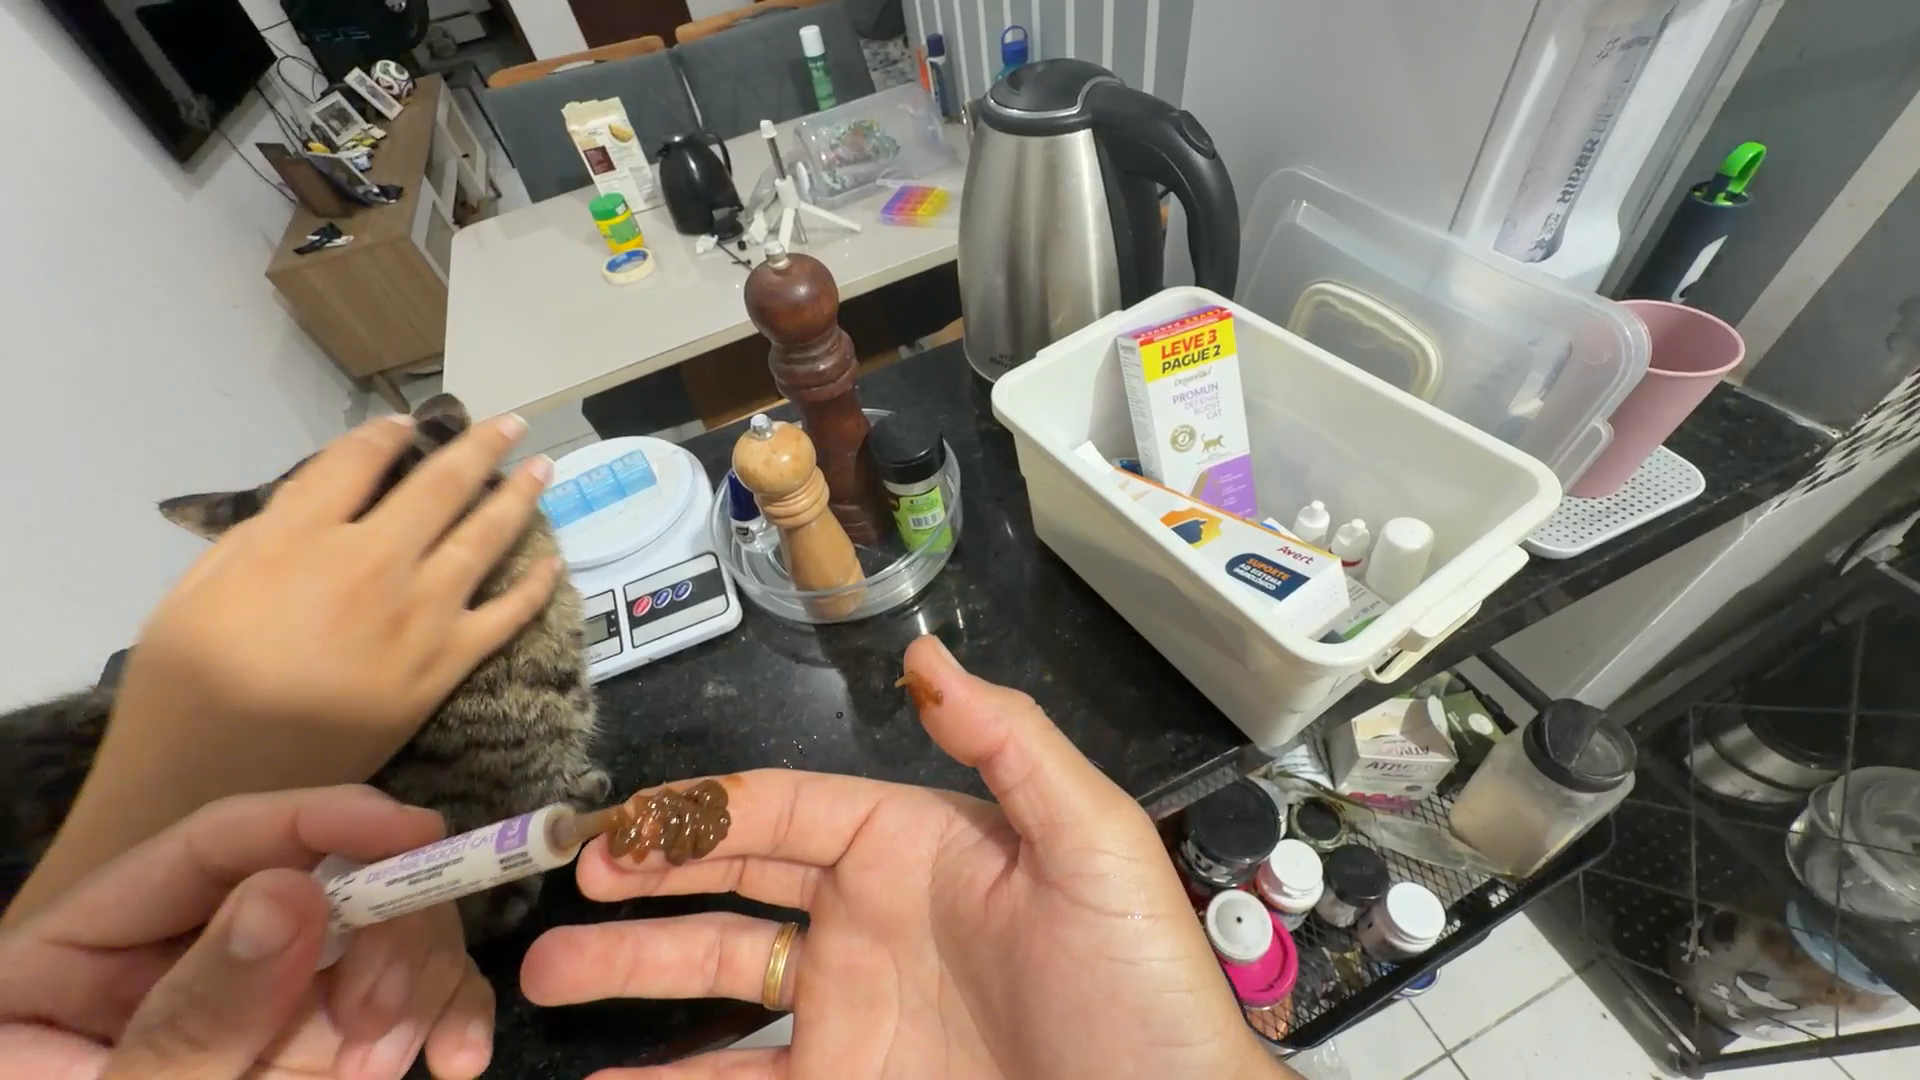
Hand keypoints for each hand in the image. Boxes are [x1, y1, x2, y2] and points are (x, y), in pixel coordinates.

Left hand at [0, 786, 494, 1079]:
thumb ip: (188, 1018)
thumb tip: (291, 891)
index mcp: (93, 949)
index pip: (222, 840)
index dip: (326, 818)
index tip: (419, 832)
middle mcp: (205, 948)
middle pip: (336, 879)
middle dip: (384, 931)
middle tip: (378, 1015)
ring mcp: (284, 984)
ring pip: (396, 925)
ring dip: (417, 985)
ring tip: (384, 1068)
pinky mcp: (340, 1024)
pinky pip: (423, 986)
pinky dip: (454, 1013)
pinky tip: (459, 1055)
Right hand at [11, 410, 557, 921]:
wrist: (220, 780)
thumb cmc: (191, 686)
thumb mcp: (197, 589)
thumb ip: (267, 534)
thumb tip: (324, 494)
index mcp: (297, 539)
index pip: (356, 463)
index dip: (388, 435)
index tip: (413, 422)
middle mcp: (372, 563)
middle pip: (440, 487)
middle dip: (481, 447)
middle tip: (513, 424)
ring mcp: (423, 611)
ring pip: (486, 537)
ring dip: (521, 497)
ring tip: (545, 469)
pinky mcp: (452, 659)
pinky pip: (509, 612)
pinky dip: (537, 584)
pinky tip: (555, 561)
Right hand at [520, 637, 1286, 1079]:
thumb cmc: (1128, 973)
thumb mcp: (1083, 835)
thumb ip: (1006, 739)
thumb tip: (924, 654)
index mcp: (910, 841)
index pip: (788, 808)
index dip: (706, 810)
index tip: (627, 824)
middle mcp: (868, 911)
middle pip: (739, 878)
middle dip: (655, 875)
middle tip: (576, 882)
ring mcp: (851, 1006)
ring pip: (724, 975)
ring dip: (639, 971)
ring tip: (550, 972)